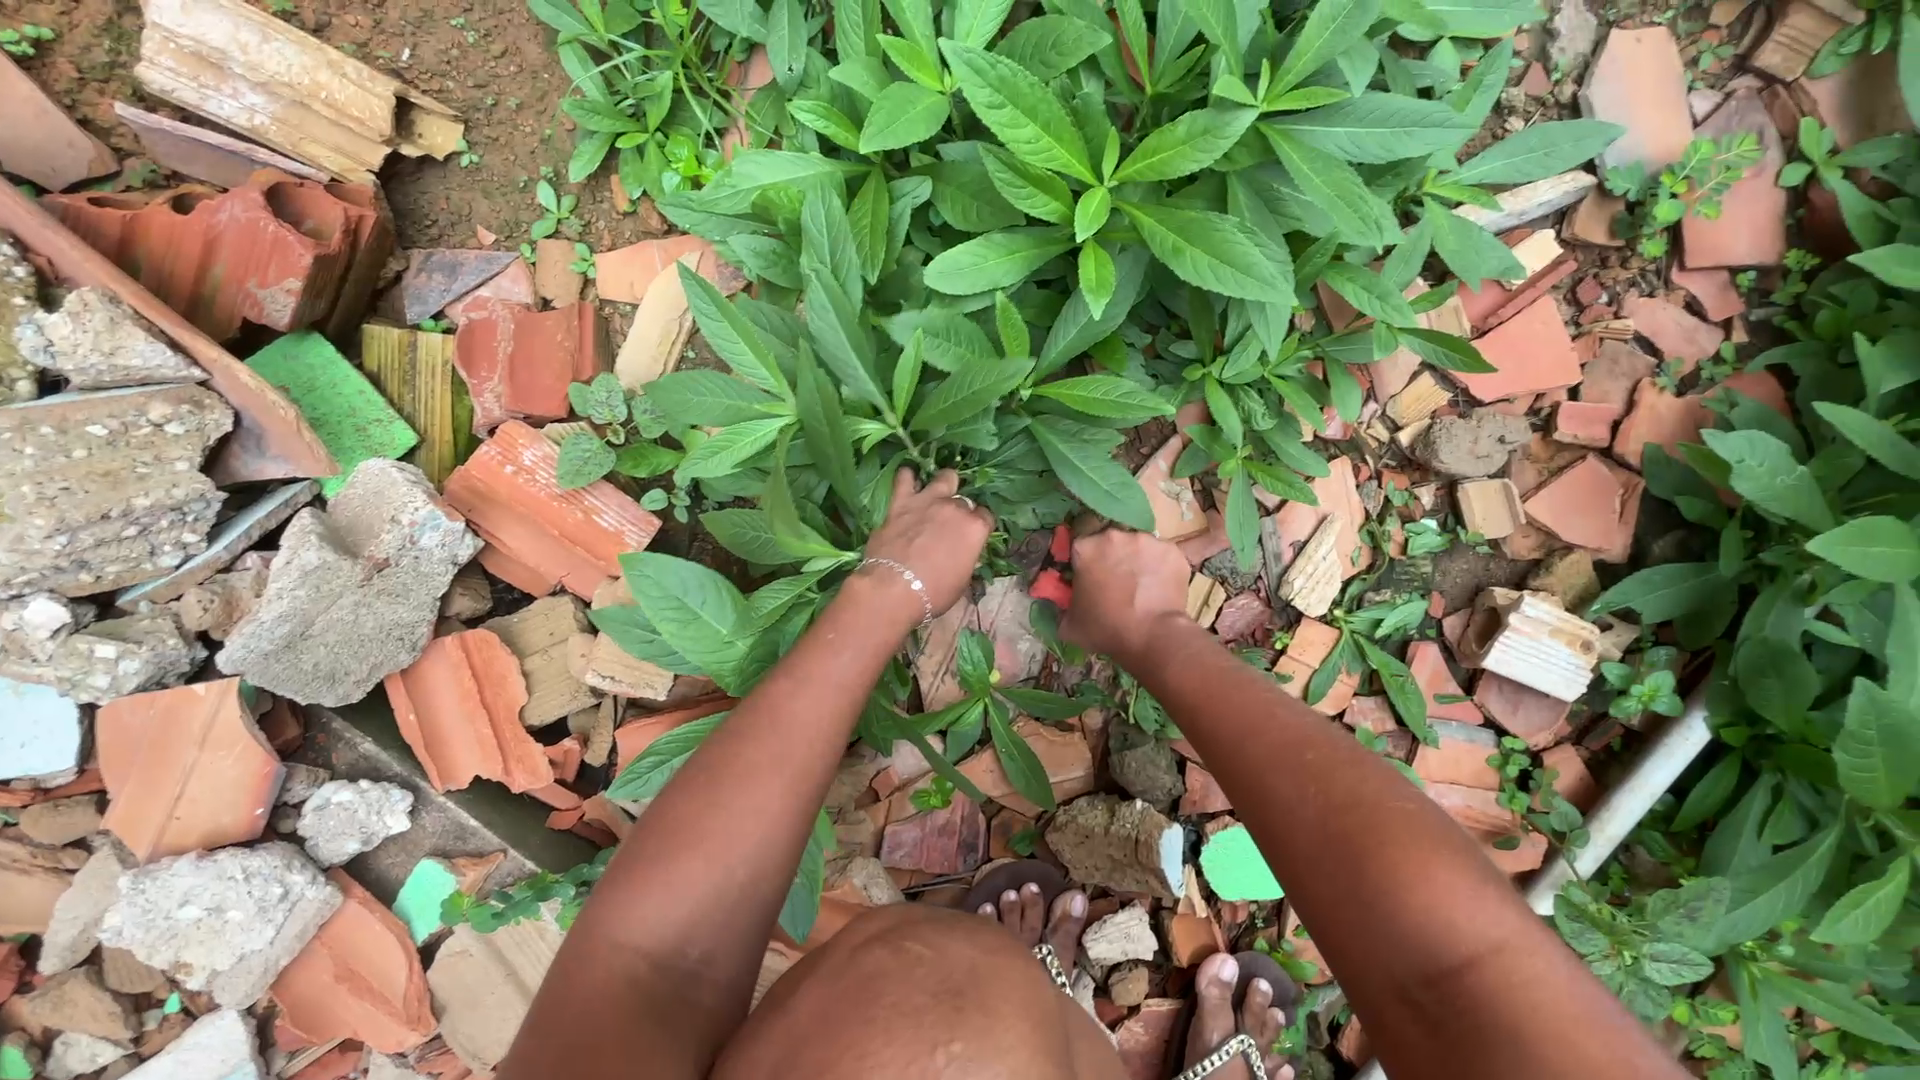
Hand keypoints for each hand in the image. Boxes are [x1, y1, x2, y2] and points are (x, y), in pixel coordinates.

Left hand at [853, 468, 993, 630]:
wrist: (893, 588)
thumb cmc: (933, 592)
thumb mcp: (962, 581)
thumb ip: (966, 559)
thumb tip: (964, 555)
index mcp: (975, 528)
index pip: (986, 517)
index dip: (979, 526)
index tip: (972, 536)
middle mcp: (955, 508)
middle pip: (964, 501)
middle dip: (961, 510)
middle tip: (950, 524)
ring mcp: (928, 501)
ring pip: (944, 477)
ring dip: (945, 483)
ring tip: (938, 492)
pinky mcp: (901, 502)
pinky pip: (905, 478)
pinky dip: (908, 477)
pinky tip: (909, 480)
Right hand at [1060, 529, 1191, 663]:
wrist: (1152, 636)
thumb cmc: (1105, 629)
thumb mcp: (1069, 624)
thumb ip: (1062, 607)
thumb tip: (1063, 603)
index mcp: (1085, 548)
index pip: (1080, 548)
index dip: (1085, 564)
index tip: (1090, 580)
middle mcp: (1114, 536)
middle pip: (1110, 542)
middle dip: (1112, 558)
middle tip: (1117, 584)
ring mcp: (1146, 540)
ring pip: (1138, 546)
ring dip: (1137, 561)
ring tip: (1142, 587)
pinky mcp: (1172, 550)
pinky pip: (1162, 556)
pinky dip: (1161, 568)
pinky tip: (1160, 588)